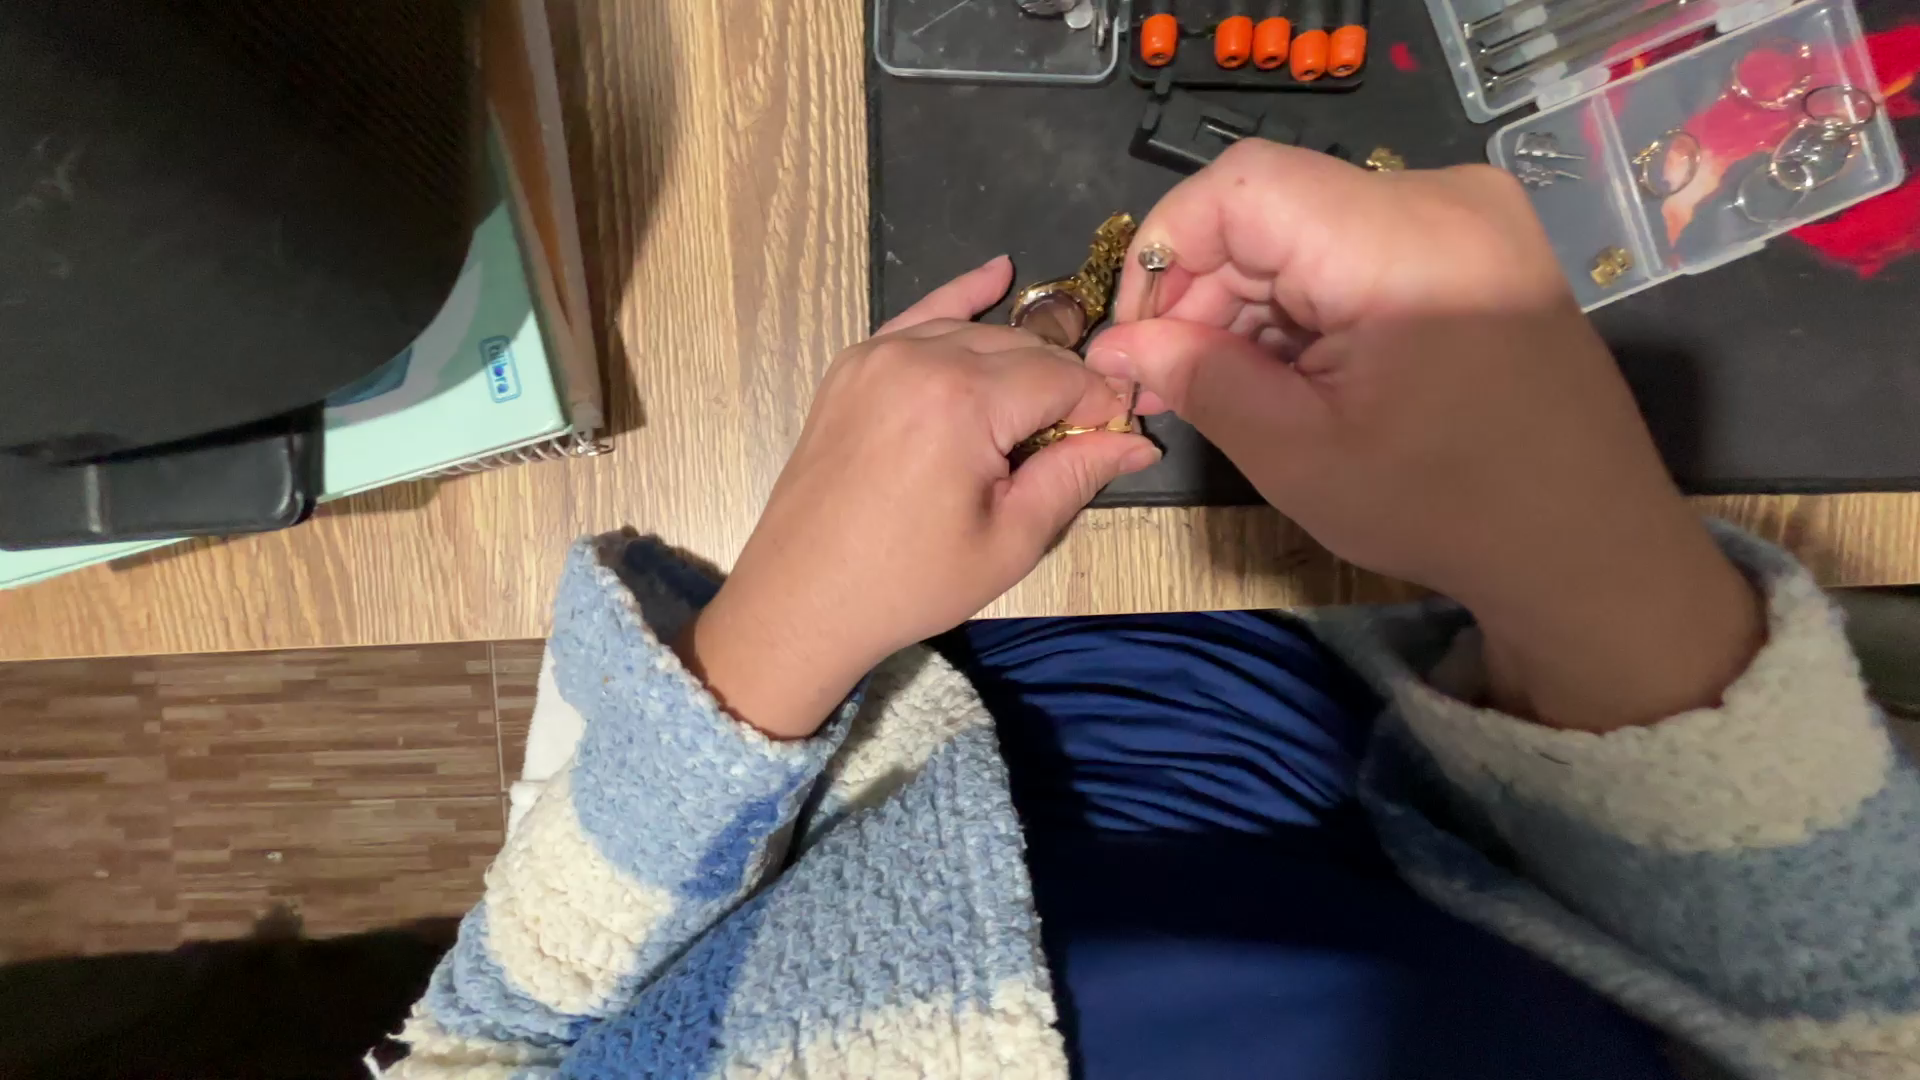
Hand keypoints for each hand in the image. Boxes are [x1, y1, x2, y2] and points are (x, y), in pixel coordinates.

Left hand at [676, 257, 1159, 738]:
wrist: (802, 598)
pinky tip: (997, 274)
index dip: (1102, 403)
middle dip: (1063, 385)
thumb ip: (1076, 476)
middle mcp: (920, 357)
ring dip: (1019, 361)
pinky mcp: (854, 364)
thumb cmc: (909, 583)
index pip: (1063, 376)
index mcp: (963, 401)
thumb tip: (1139, 441)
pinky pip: (920, 316)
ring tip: (1039, 406)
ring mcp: (879, 353)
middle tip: (1080, 434)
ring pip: (977, 332)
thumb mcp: (1008, 542)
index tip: (1121, 432)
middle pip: (1024, 348)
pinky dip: (961, 299)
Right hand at [1087, 141, 1761, 730]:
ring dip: (1241, 311)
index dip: (1163, 248)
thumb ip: (1196, 379)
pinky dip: (1291, 312)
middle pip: (1266, 213)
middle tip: (1167, 383)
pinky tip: (1280, 376)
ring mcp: (1458, 219)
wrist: (1576, 541)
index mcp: (1398, 244)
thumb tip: (1112, 343)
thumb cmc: (1436, 508)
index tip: (1136, 336)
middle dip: (1198, 297)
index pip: (1239, 187)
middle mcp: (1437, 201)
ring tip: (1222, 392)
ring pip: (1297, 235)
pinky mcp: (1460, 248)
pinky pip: (1340, 255)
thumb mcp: (1293, 452)